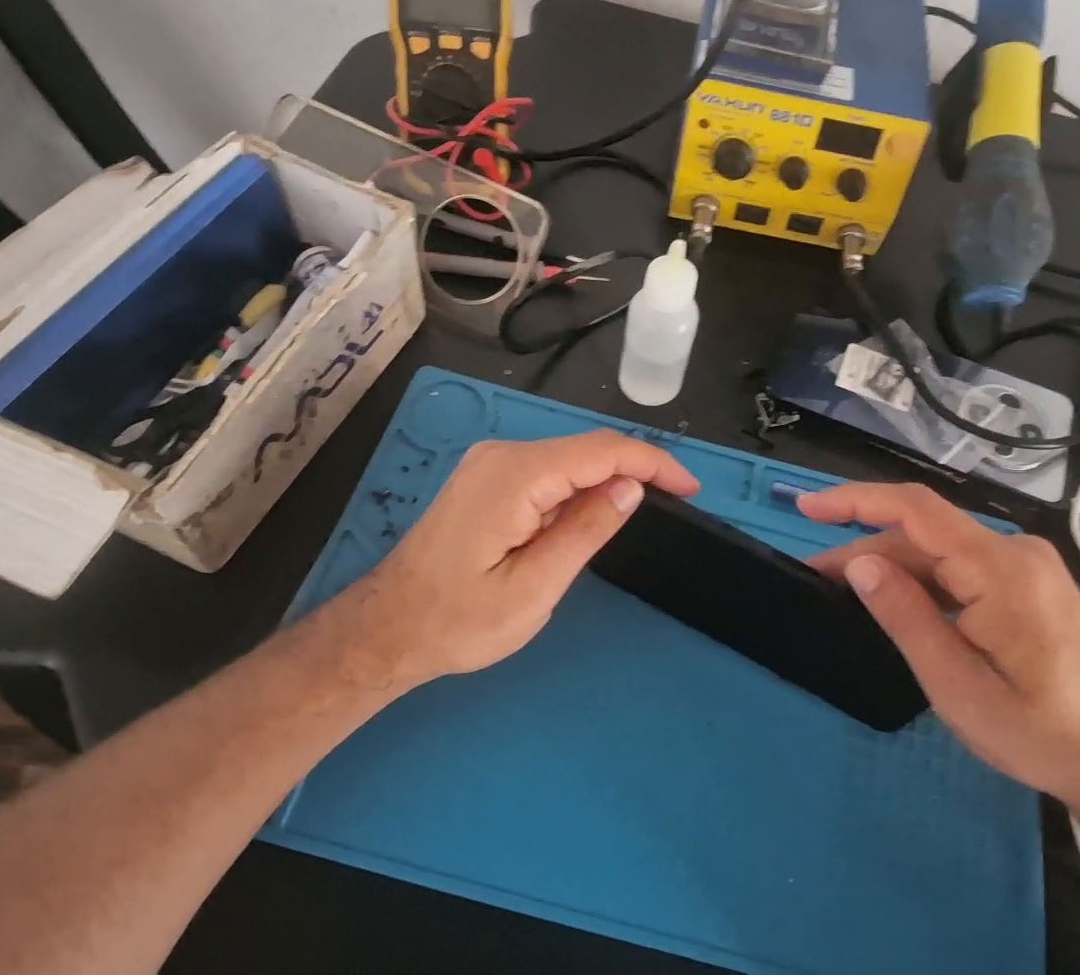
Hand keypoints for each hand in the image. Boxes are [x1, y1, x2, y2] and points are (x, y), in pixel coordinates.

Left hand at [305, 431, 699, 693]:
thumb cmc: (459, 621)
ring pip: (568, 462)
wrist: (388, 628)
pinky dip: (578, 492)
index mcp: (515, 475)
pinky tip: (592, 519)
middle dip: (635, 471)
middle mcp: (502, 455)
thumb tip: (631, 487)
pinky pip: (546, 475)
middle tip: (677, 503)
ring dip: (607, 483)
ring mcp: (490, 465)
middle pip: (586, 450)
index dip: (653, 463)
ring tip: (643, 514)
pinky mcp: (486, 481)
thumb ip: (585, 531)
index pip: (601, 451)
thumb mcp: (534, 587)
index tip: (691, 489)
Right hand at [800, 483, 1079, 823]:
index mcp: (1002, 570)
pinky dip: (924, 581)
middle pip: (925, 535)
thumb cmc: (1043, 735)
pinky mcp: (1033, 585)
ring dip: (893, 568)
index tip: (807, 507)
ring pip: (943, 552)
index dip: (857, 500)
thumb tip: (861, 564)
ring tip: (846, 595)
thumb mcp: (959, 688)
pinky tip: (900, 604)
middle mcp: (1017, 553)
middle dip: (866, 550)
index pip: (917, 511)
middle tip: (815, 582)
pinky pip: (965, 568)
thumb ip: (907, 618)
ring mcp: (1029, 567)